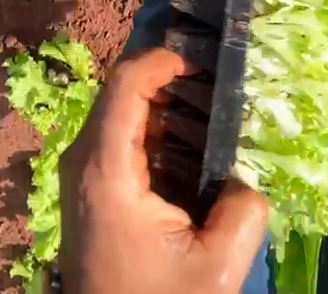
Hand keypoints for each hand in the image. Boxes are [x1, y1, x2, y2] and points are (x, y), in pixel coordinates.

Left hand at [58, 47, 269, 293]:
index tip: (204, 62)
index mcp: (105, 168)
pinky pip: (118, 133)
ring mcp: (81, 171)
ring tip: (210, 103)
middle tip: (216, 80)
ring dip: (162, 98)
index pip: (125, 82)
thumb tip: (246, 176)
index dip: (163, 59)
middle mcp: (83, 158)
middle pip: (121, 88)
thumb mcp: (216, 269)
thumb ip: (243, 211)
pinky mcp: (89, 185)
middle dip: (168, 75)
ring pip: (119, 108)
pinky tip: (190, 138)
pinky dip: (152, 123)